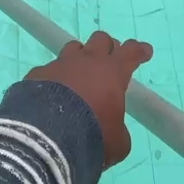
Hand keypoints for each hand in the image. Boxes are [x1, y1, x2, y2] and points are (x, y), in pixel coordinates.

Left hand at [24, 30, 152, 168]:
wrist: (45, 138)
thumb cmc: (91, 137)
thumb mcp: (118, 143)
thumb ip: (118, 131)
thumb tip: (112, 130)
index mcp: (111, 73)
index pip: (130, 53)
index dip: (139, 51)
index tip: (145, 50)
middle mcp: (86, 61)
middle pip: (101, 39)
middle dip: (108, 48)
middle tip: (109, 61)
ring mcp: (60, 64)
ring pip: (74, 48)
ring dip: (80, 57)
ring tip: (80, 75)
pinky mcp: (38, 73)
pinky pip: (50, 70)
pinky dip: (55, 80)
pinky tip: (53, 95)